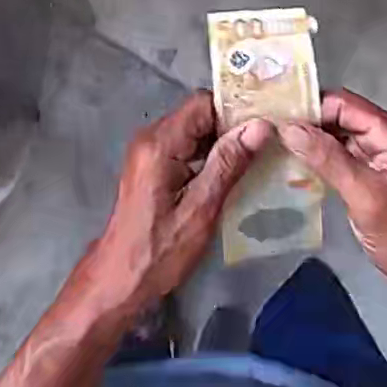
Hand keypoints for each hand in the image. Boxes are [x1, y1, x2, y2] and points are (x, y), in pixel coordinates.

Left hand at [73, 92, 274, 318]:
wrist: (117, 283)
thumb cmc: (158, 252)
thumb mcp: (200, 210)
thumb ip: (228, 163)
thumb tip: (260, 126)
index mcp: (160, 142)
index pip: (203, 103)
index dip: (234, 108)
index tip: (266, 120)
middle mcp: (151, 136)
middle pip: (199, 113)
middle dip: (232, 124)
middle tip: (269, 139)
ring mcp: (149, 149)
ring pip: (194, 129)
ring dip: (223, 140)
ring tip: (258, 153)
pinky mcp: (152, 163)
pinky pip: (186, 144)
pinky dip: (208, 153)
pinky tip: (232, 170)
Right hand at [277, 90, 386, 304]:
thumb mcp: (364, 198)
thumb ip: (327, 158)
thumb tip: (288, 127)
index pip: (345, 104)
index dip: (311, 108)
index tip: (277, 117)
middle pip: (341, 114)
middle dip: (309, 121)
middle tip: (271, 129)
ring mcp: (383, 151)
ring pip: (340, 132)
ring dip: (313, 138)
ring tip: (276, 141)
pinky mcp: (376, 168)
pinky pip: (344, 150)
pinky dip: (323, 154)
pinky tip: (298, 159)